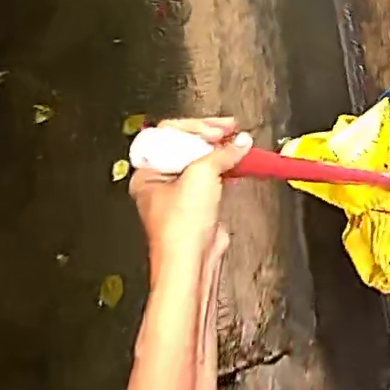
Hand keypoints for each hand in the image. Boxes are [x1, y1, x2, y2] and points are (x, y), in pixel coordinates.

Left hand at [128, 117, 250, 284]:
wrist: (191, 260)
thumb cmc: (180, 228)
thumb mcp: (202, 174)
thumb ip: (224, 152)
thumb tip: (240, 141)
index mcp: (148, 172)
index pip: (169, 134)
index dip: (194, 128)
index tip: (216, 129)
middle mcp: (162, 180)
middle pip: (187, 144)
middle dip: (211, 136)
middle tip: (229, 130)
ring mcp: (182, 191)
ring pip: (203, 159)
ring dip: (222, 150)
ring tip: (238, 144)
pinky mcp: (200, 202)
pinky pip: (215, 175)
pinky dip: (228, 166)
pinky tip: (239, 163)